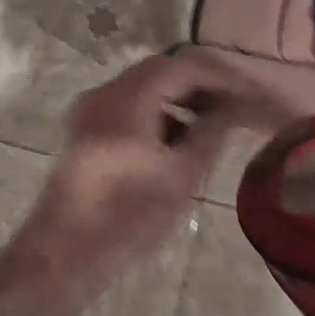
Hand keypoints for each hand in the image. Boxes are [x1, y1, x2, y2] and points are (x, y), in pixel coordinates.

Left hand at [19, 48, 249, 284]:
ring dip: (177, 97)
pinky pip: (126, 104)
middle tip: (234, 106)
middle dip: (198, 84)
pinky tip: (177, 138)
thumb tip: (228, 109)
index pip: (179, 68)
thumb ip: (208, 135)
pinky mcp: (84, 127)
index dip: (218, 79)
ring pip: (141, 86)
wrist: (66, 247)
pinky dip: (155, 111)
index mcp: (126, 99)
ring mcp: (89, 108)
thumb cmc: (129, 216)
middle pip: (157, 71)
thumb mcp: (181, 178)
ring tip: (212, 122)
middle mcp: (103, 92)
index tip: (247, 95)